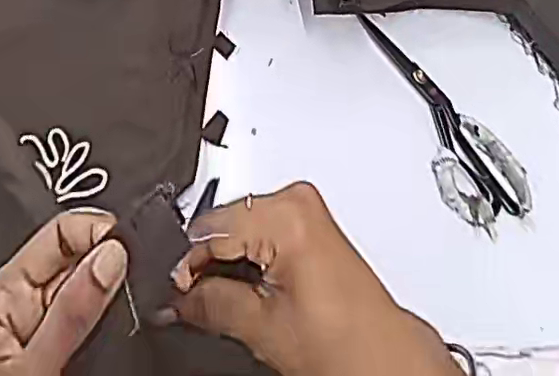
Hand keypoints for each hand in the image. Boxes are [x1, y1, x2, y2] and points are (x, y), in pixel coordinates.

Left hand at [0, 209, 127, 375]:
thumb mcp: (30, 370)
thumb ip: (72, 312)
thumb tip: (111, 254)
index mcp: (1, 296)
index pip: (58, 233)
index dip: (96, 230)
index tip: (130, 248)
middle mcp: (17, 309)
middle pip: (75, 261)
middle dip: (108, 266)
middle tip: (137, 284)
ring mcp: (34, 337)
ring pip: (85, 295)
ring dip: (110, 299)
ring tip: (129, 310)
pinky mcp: (49, 361)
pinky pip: (85, 327)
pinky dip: (105, 328)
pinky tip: (116, 335)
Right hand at [162, 182, 458, 375]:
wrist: (388, 359)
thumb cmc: (349, 348)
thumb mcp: (265, 330)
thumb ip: (210, 304)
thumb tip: (175, 298)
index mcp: (287, 215)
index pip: (211, 227)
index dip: (184, 265)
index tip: (171, 293)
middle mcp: (296, 198)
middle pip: (225, 221)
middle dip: (203, 260)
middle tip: (187, 299)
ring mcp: (304, 205)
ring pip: (239, 222)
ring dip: (223, 257)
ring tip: (217, 297)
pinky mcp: (307, 216)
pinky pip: (259, 224)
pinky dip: (245, 252)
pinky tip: (242, 283)